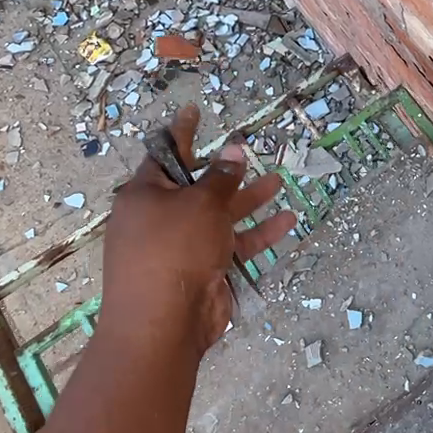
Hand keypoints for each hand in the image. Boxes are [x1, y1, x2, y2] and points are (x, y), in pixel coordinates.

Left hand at [99, 105, 298, 359]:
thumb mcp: (202, 204)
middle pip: (197, 186)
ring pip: (220, 215)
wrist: (164, 322)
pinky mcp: (203, 269)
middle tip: (248, 152)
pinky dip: (258, 232)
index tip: (193, 110)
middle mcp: (160, 219)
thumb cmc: (174, 250)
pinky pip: (233, 243)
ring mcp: (182, 246)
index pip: (165, 155)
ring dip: (249, 199)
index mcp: (146, 196)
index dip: (183, 132)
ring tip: (279, 181)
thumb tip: (233, 153)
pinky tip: (287, 221)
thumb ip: (222, 177)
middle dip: (226, 171)